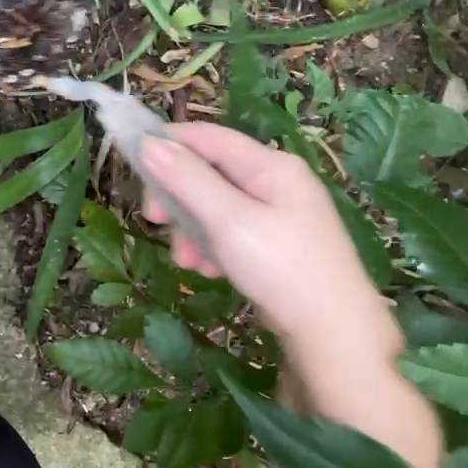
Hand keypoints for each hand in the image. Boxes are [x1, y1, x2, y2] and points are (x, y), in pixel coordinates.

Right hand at [139, 123, 388, 353]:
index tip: (133, 170)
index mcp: (270, 165)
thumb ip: (186, 178)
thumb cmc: (281, 267)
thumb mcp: (227, 219)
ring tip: (187, 261)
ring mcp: (276, 212)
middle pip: (205, 171)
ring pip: (211, 204)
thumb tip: (148, 143)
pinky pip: (227, 229)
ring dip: (189, 228)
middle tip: (155, 222)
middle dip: (175, 196)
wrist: (334, 332)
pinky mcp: (273, 240)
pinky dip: (209, 245)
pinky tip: (208, 269)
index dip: (166, 144)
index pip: (206, 136)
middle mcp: (275, 181)